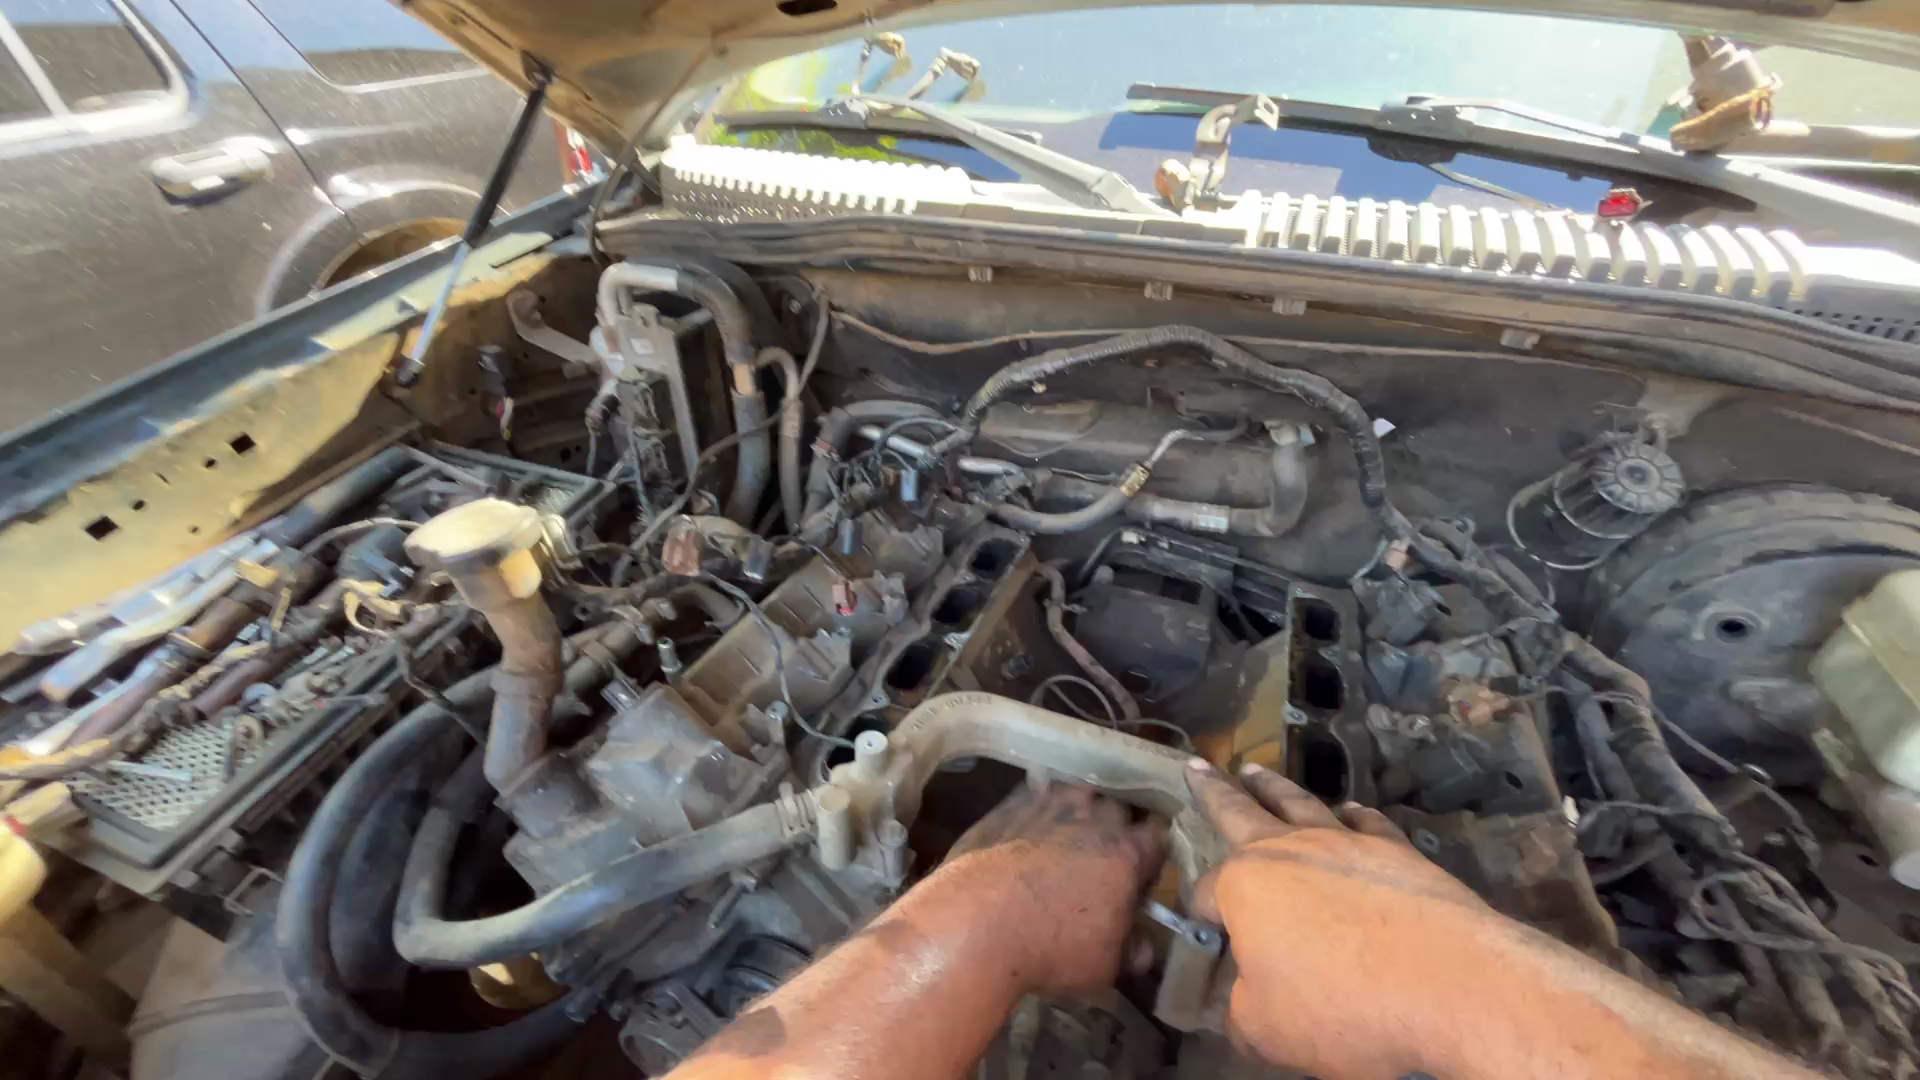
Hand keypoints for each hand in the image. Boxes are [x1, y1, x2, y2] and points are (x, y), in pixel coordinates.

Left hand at [936, 781, 1165, 996]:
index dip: (1150, 855)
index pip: (1157, 837)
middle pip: (1118, 807)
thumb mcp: (1104, 966)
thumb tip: (1142, 948)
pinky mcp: (1012, 801)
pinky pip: (1035, 793)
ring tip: (1065, 833)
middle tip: (1102, 854)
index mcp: (1125, 853)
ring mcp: (1050, 803)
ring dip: (1078, 809)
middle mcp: (1093, 817)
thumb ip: (1130, 950)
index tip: (1139, 874)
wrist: (978, 920)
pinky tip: (1027, 825)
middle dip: (1116, 825)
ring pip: (1076, 791)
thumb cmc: (1051, 947)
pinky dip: (1038, 805)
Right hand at [1185, 761, 1494, 1076]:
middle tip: (1196, 765)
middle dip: (1213, 790)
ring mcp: (1343, 843)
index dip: (1202, 915)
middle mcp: (1285, 849)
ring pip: (1297, 803)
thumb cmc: (1345, 1006)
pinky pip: (1367, 824)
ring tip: (1256, 771)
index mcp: (1244, 884)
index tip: (1204, 933)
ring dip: (1273, 787)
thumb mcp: (1270, 1029)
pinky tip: (1352, 810)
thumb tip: (1235, 1009)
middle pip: (1237, 811)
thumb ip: (1241, 1012)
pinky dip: (1355, 816)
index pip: (1207, 894)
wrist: (1456, 986)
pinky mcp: (1397, 851)